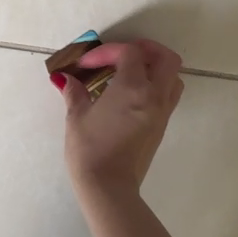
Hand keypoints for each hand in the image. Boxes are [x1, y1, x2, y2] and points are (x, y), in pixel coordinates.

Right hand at [58, 39, 185, 199]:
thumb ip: (74, 92)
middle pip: (165, 58)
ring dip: (156, 68)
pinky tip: (133, 95)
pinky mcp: (162, 127)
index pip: (129, 53)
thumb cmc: (90, 150)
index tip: (87, 65)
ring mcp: (162, 112)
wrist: (109, 187)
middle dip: (146, 49)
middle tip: (123, 54)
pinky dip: (156, 86)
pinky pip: (168, 96)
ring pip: (173, 77)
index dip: (107, 52)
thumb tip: (64, 78)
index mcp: (133, 88)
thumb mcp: (77, 117)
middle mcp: (154, 96)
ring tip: (131, 73)